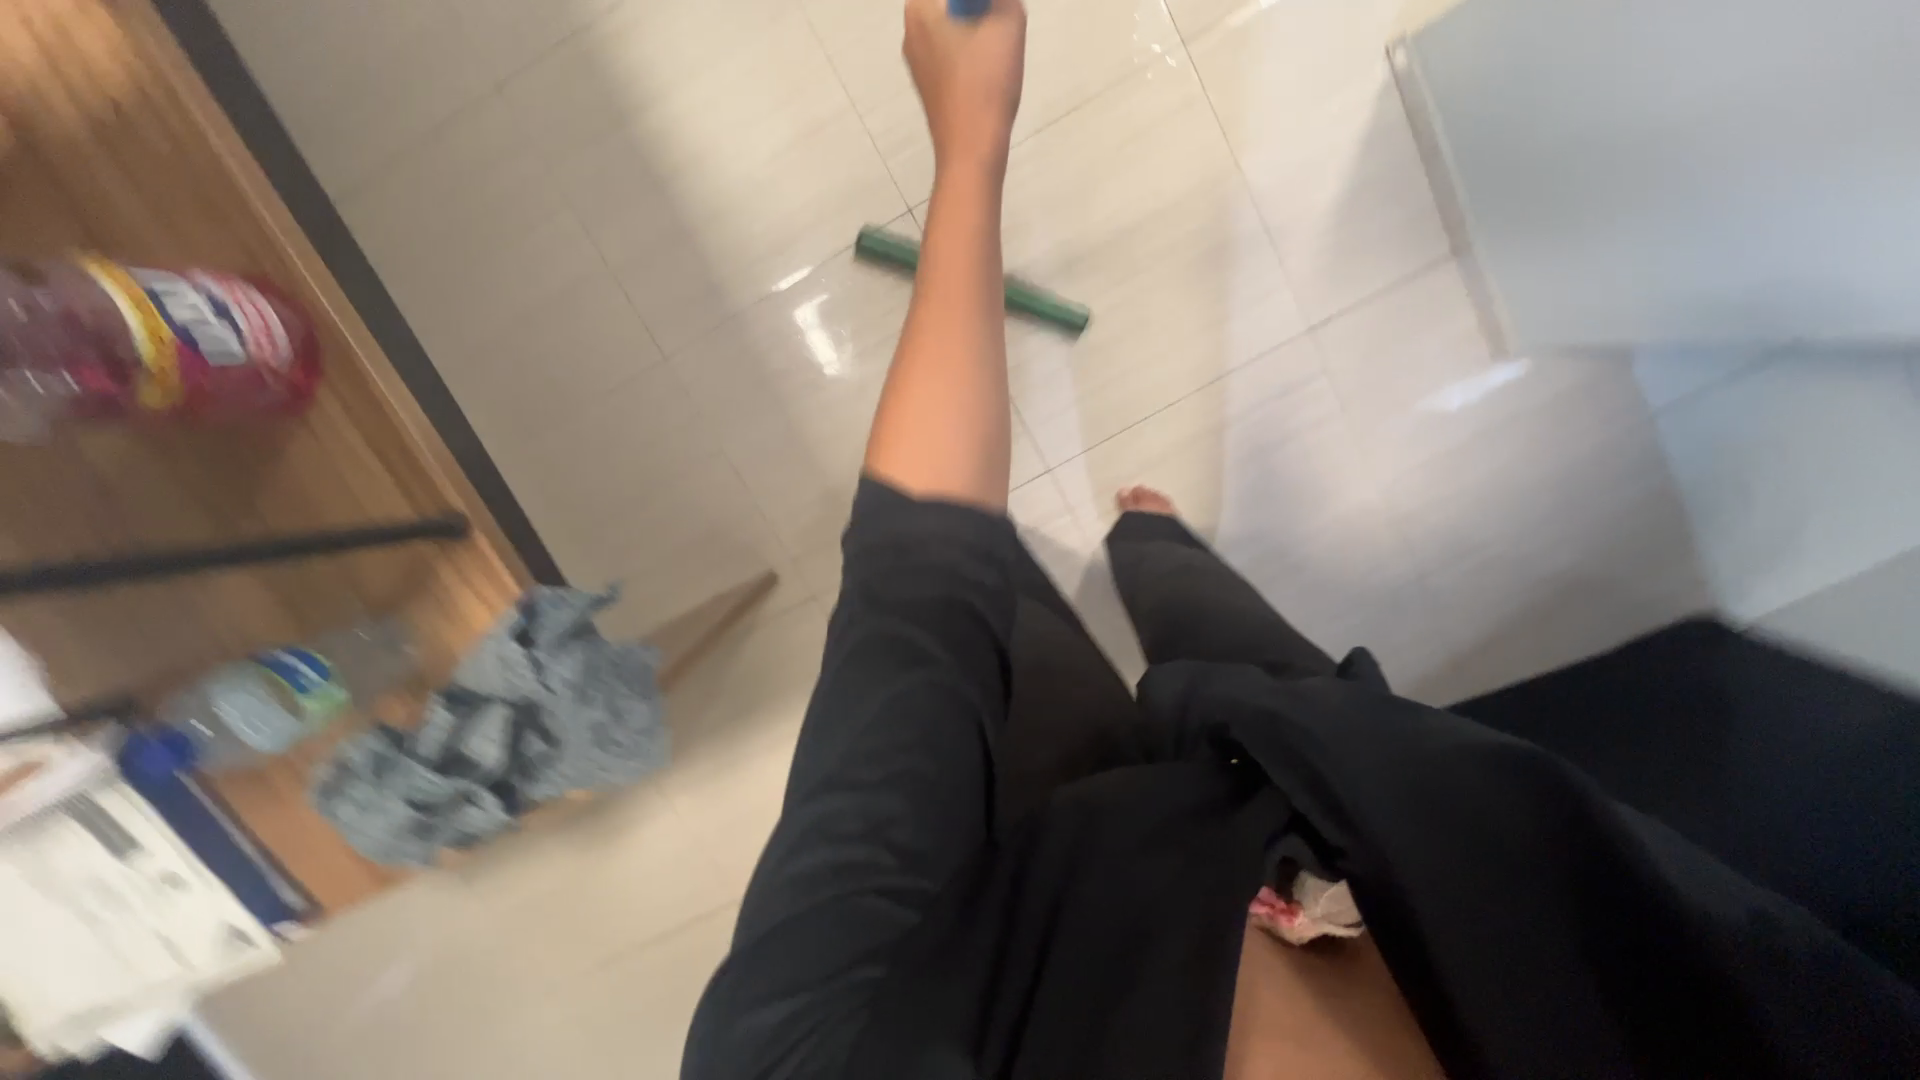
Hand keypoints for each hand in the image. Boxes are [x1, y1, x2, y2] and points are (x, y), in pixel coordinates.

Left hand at [903, 0, 1026, 176]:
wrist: (971, 150)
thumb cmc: (987, 83)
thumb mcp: (1008, 20)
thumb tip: (995, 4)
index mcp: (920, 7)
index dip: (981, 3)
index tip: (996, 11)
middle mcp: (910, 29)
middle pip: (953, 5)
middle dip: (980, 10)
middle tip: (1002, 22)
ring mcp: (916, 60)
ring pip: (953, 26)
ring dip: (979, 28)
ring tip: (998, 48)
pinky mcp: (928, 84)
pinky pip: (951, 51)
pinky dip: (972, 51)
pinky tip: (988, 72)